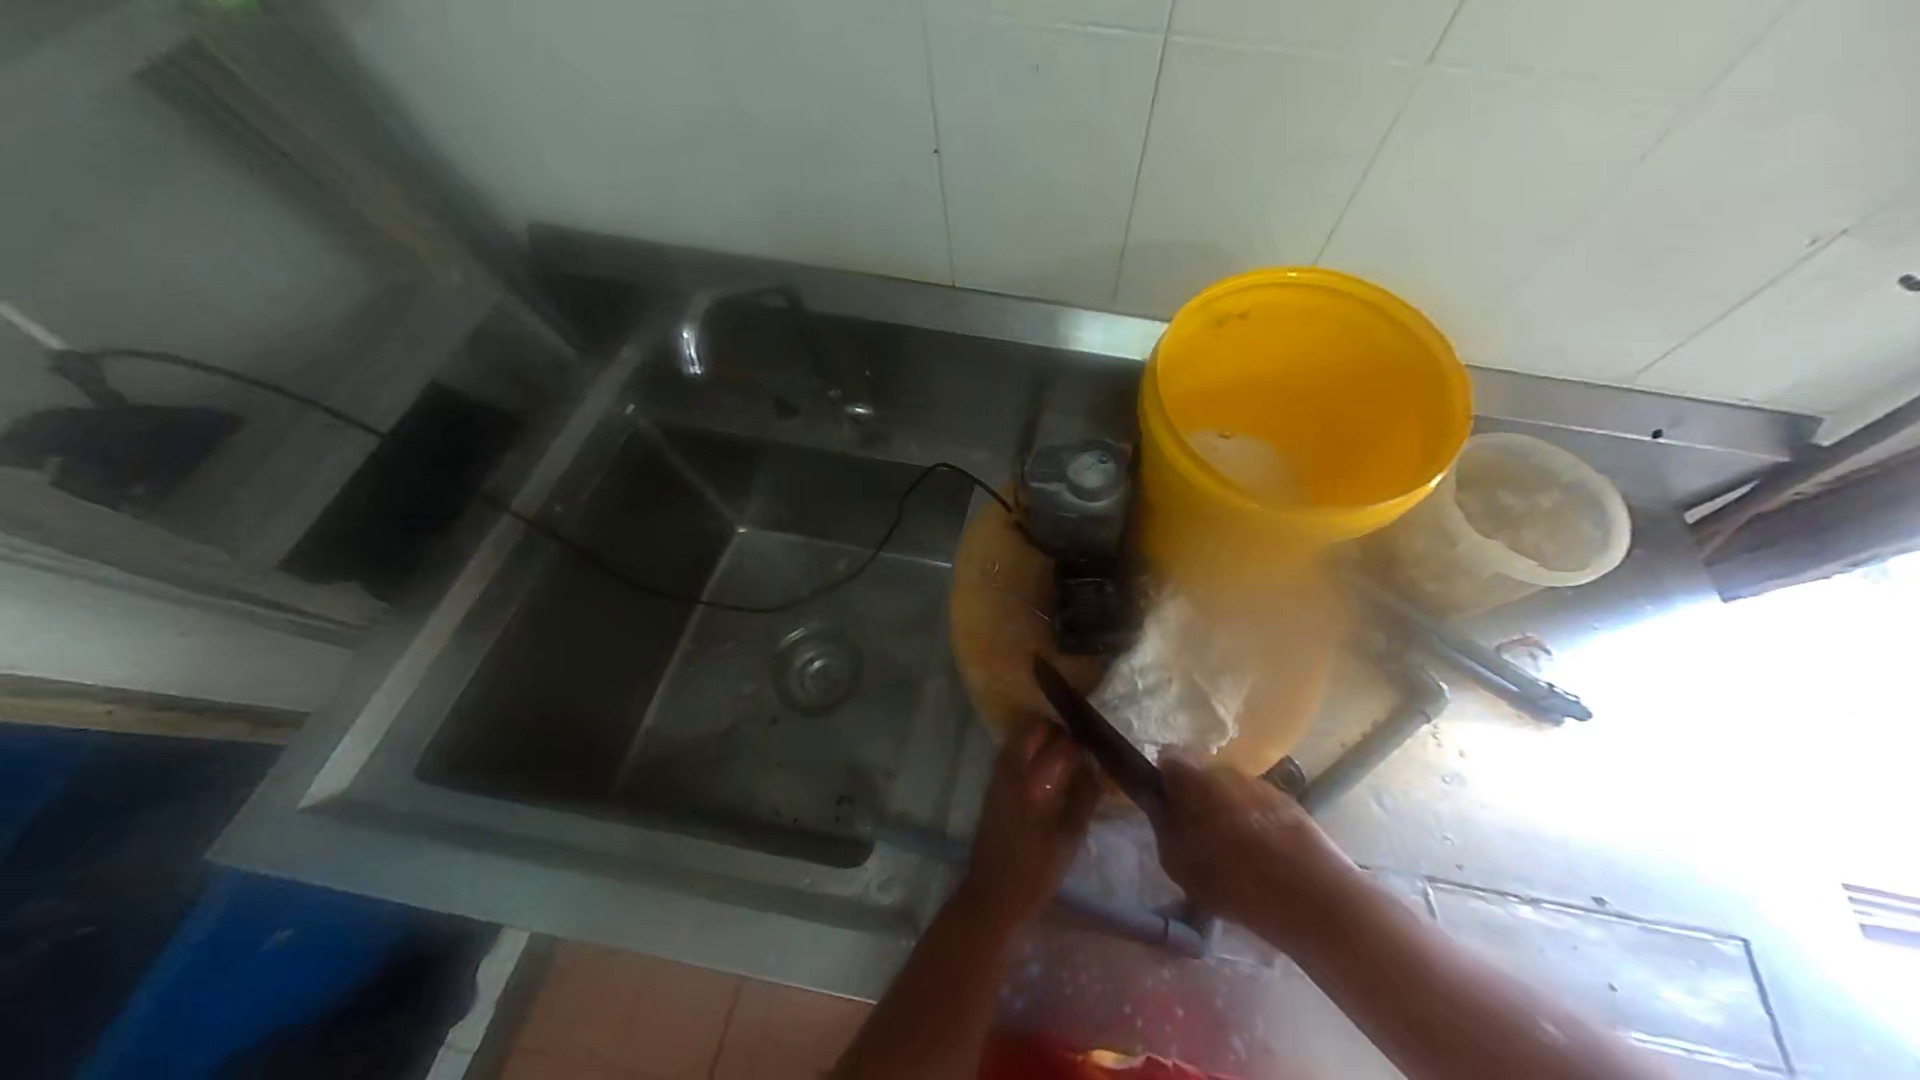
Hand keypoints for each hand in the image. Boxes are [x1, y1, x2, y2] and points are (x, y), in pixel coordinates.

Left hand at [959, 723, 1100, 928]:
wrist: (992, 895)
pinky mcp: (992, 789)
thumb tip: (1095, 768)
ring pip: (1018, 741)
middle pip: (1031, 731)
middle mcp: (1010, 772)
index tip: (1093, 743)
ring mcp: (997, 779)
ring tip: (1065, 753)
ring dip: (1040, 739)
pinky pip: (1011, 756)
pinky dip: (1028, 752)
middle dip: (1056, 731)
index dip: (1077, 739)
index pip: (1057, 744)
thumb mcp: (1069, 838)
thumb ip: (1084, 799)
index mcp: (1030, 783)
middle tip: (1078, 744)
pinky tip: (1046, 769)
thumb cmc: (1035, 872)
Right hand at [1152, 758, 1356, 947]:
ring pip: (1230, 788)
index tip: (1167, 808)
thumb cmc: (1234, 883)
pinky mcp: (1290, 803)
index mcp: (1194, 779)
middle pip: (1202, 771)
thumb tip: (1163, 809)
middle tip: (1195, 831)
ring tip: (1230, 846)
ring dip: (1225, 807)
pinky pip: (1257, 804)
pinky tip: (1259, 853)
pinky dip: (1253, 820)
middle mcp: (1226, 771)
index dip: (1164, 781)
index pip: (1169, 758)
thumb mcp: (1179, 864)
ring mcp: (1261, 784)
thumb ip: (1164, 828)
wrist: (1314, 898)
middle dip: (1195, 794)